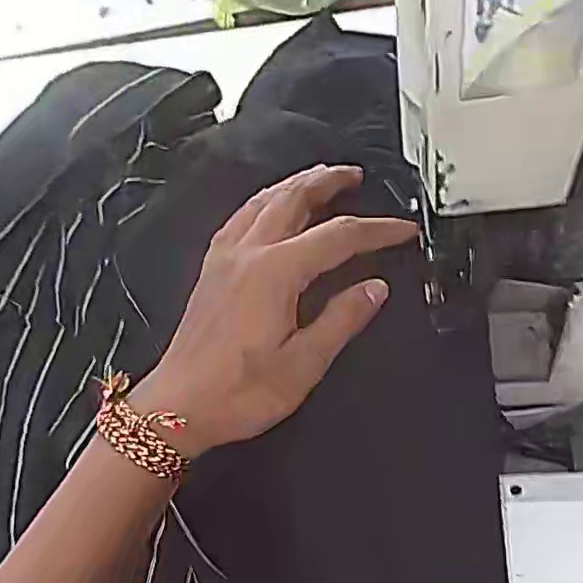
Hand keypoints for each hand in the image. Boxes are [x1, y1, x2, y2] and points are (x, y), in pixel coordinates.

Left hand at [125, 164, 417, 457]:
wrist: (180, 407)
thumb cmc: (238, 392)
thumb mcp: (304, 363)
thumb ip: (342, 320)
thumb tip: (374, 289)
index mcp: (275, 274)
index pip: (339, 237)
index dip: (377, 230)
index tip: (402, 231)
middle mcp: (247, 256)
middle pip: (294, 199)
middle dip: (329, 182)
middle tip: (355, 175)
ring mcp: (225, 260)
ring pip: (264, 202)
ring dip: (295, 184)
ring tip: (318, 179)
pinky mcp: (212, 272)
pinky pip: (240, 218)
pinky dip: (264, 202)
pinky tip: (268, 208)